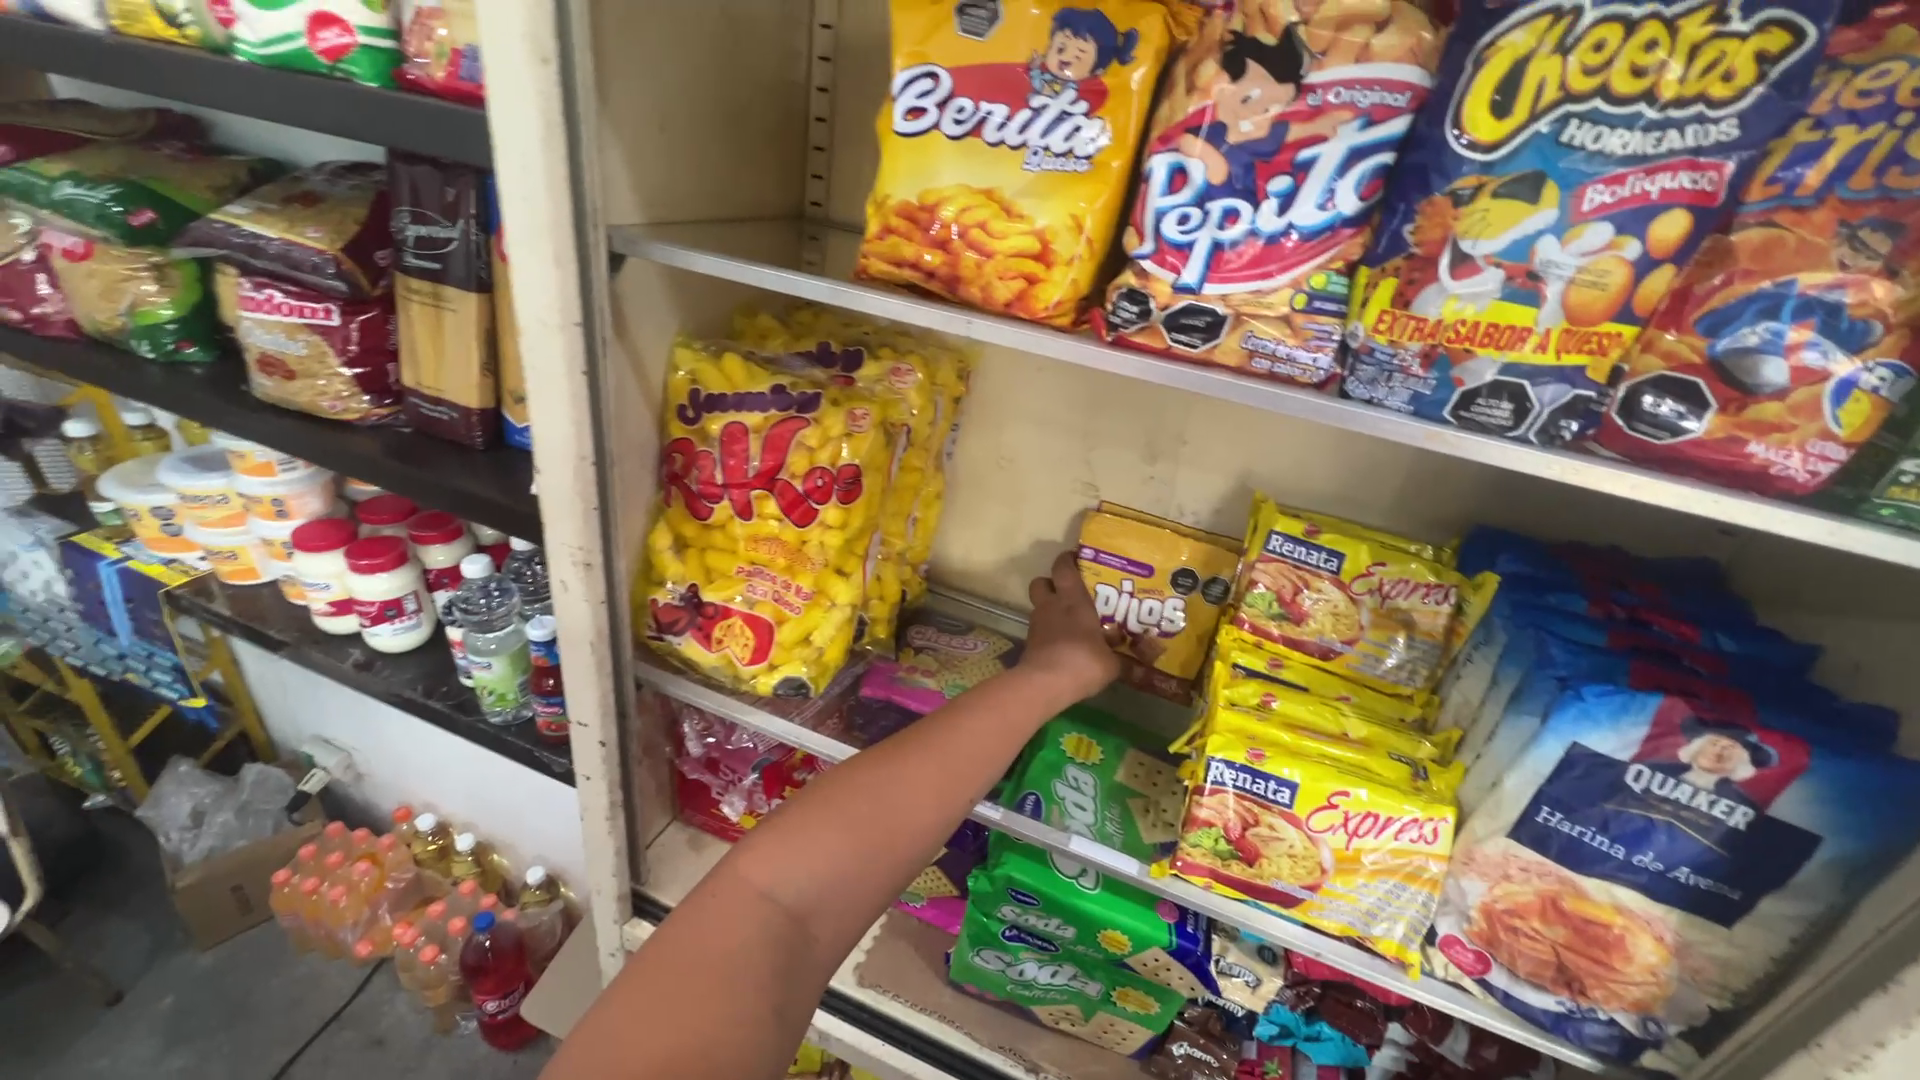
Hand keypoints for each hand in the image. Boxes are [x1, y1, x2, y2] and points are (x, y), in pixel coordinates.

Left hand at [1020, 550, 1121, 703]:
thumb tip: (1135, 664)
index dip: (1067, 560)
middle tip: (1068, 592)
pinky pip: (1039, 629)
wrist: (1045, 684)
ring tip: (1068, 622)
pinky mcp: (1029, 643)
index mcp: (1072, 600)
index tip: (1076, 558)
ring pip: (1039, 606)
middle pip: (1041, 582)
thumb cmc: (1082, 661)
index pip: (1063, 568)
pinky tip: (1062, 644)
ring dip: (1050, 610)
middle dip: (1051, 583)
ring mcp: (1037, 624)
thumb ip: (1120, 658)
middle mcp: (1051, 606)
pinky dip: (1048, 632)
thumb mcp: (1112, 663)